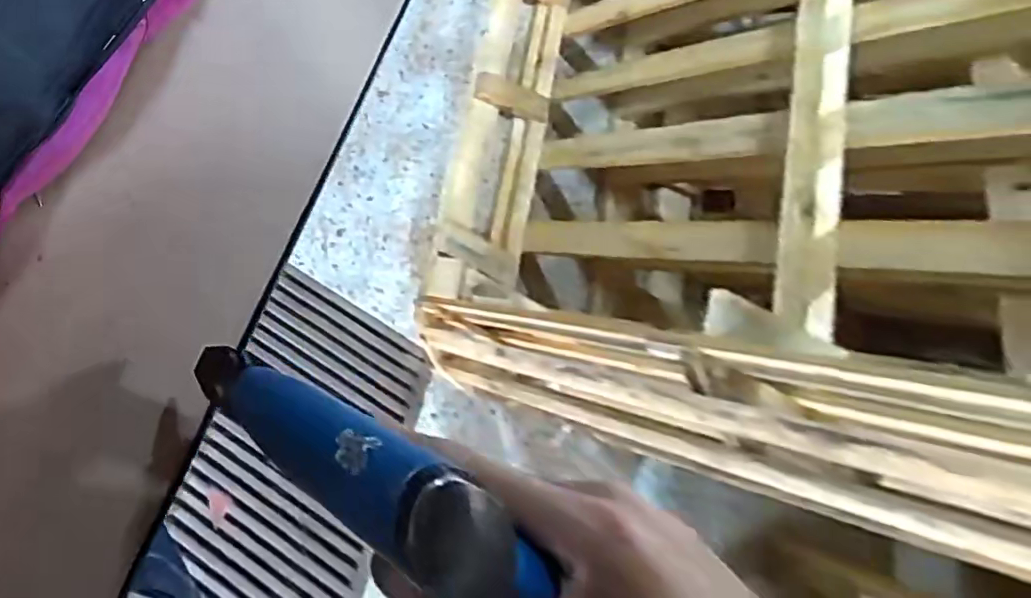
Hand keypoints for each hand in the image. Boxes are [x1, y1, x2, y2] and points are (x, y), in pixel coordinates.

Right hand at [381, 434, 753, 597]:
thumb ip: (464, 593)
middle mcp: (612, 499)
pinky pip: (586, 530)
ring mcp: (648, 515)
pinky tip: (567, 591)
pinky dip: (558, 554)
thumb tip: (390, 571)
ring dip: (513, 543)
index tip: (360, 450)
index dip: (406, 453)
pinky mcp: (673, 540)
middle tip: (442, 558)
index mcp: (588, 521)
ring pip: (544, 511)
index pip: (468, 463)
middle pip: (502, 488)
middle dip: (463, 520)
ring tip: (514, 582)